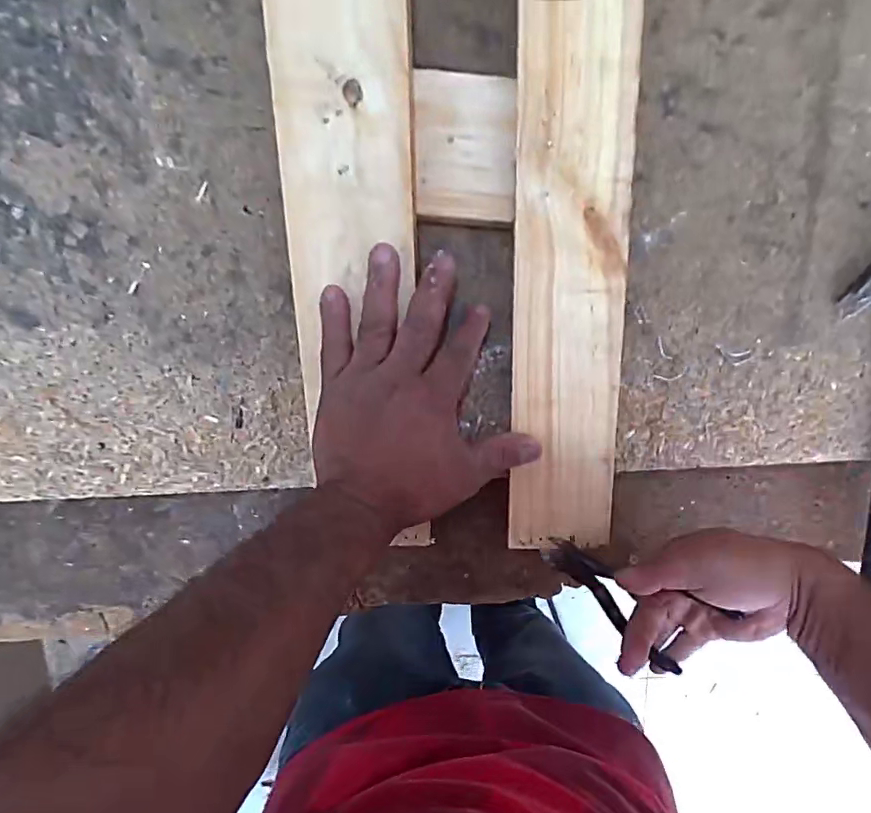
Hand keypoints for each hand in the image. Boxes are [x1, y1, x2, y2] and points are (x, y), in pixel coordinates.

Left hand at [312, 244, 540, 533]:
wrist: (358, 502)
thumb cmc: (415, 488)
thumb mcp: (465, 476)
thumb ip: (499, 455)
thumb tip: (537, 445)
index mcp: (434, 398)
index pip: (457, 355)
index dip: (471, 329)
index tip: (480, 305)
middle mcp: (401, 378)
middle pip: (420, 327)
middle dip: (433, 291)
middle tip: (441, 258)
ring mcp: (365, 379)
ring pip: (377, 326)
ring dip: (383, 288)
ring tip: (385, 251)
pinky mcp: (336, 388)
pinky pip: (334, 348)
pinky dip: (333, 320)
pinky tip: (333, 291)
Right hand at [614, 529, 833, 675]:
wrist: (791, 589)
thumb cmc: (743, 568)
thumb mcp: (697, 564)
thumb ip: (657, 574)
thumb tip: (619, 578)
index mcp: (674, 561)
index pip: (642, 588)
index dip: (631, 612)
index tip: (621, 636)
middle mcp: (680, 583)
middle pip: (650, 613)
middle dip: (637, 638)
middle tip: (627, 665)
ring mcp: (695, 605)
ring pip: (663, 629)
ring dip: (648, 648)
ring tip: (632, 670)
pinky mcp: (709, 626)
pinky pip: (683, 641)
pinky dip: (670, 653)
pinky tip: (659, 667)